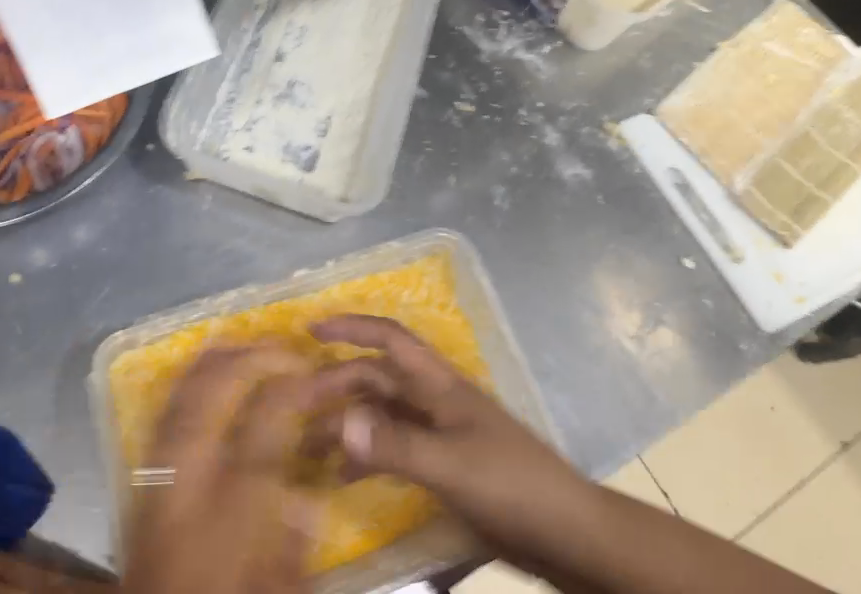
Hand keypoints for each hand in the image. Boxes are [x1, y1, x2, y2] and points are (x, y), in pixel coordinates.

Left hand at [120, 343, 370, 593]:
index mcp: (233, 511)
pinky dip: (182, 384)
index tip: (315, 372)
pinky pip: (160, 417)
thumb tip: (309, 492)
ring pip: (182, 399)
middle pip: (215, 397)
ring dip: (212, 363)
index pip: (267, 425)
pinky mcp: (139, 485)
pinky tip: (197, 370)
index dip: (293, 387)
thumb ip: (295, 540)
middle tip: (282, 343)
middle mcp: (190, 483)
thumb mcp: (278, 587)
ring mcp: (156, 479)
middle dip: (250, 358)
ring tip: (242, 340)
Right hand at [308, 315, 595, 568]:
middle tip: (294, 409)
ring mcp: (441, 434)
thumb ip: (396, 444)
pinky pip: (394, 450)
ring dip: (346, 425)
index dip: (352, 327)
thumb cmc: (512, 484)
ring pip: (382, 416)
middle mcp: (436, 402)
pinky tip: (342, 477)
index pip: (391, 340)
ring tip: (306, 448)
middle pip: (378, 380)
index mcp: (441, 386)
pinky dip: (366, 457)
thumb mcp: (451, 464)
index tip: (310, 328)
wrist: (566, 533)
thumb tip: (338, 421)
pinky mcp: (445, 466)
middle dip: (336, 386)